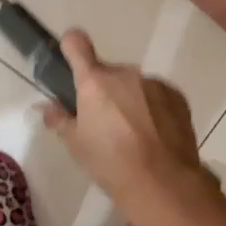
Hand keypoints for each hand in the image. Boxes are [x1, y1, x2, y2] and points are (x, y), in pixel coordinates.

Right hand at [41, 30, 204, 199]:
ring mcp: (154, 83)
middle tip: (104, 122)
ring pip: (134, 85)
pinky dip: (153, 108)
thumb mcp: (76, 145)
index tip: (71, 60)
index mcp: (94, 82)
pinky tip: (155, 135)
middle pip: (108, 73)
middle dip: (104, 91)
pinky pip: (157, 95)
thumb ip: (59, 119)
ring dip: (130, 100)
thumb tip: (47, 106)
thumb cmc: (111, 163)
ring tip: (134, 134)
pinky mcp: (177, 96)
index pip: (76, 43)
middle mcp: (125, 74)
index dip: (71, 47)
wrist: (162, 181)